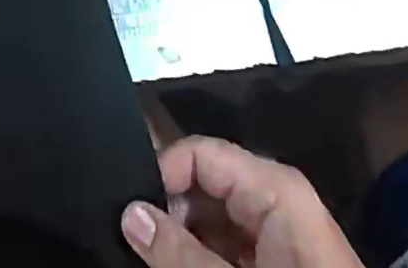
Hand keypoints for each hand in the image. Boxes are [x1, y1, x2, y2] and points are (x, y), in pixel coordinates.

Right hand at [121, 137, 362, 267]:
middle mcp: (274, 197)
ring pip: (211, 218)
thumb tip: (129, 214)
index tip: (129, 211)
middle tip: (132, 240)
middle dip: (168, 211)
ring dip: (182, 239)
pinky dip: (202, 256)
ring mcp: (278, 231)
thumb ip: (182, 254)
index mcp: (273, 187)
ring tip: (150, 258)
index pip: (199, 152)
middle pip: (203, 184)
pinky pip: (227, 244)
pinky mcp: (278, 260)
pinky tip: (177, 267)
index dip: (161, 174)